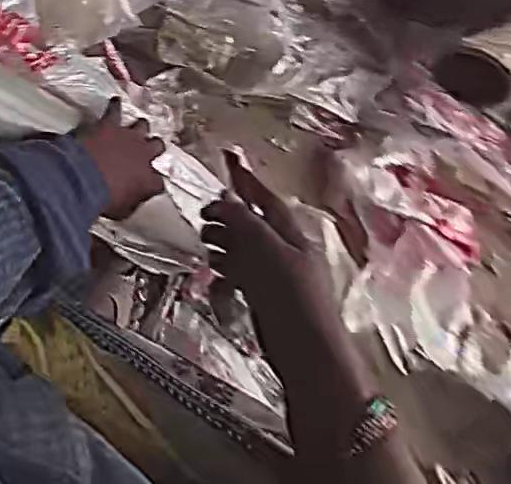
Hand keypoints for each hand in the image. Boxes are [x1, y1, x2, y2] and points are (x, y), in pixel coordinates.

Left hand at [73, 108, 164, 218]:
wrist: (83, 176)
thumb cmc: (102, 199)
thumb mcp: (122, 210)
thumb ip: (131, 202)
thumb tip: (131, 200)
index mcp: (149, 181)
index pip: (158, 181)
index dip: (152, 180)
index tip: (147, 181)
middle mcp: (144, 156)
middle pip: (157, 147)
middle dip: (153, 146)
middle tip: (147, 146)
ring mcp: (128, 137)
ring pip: (142, 126)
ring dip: (139, 126)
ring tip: (138, 124)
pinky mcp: (110, 124)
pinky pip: (115, 110)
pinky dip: (115, 106)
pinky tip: (115, 100)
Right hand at [201, 153, 366, 411]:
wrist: (307, 355)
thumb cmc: (292, 297)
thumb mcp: (266, 252)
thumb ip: (243, 222)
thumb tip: (224, 198)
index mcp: (291, 234)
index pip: (264, 197)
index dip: (245, 177)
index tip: (227, 155)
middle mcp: (282, 248)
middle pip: (247, 219)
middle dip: (223, 214)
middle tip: (203, 216)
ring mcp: (272, 271)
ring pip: (237, 243)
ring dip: (219, 241)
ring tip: (208, 247)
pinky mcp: (261, 292)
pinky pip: (235, 267)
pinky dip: (222, 265)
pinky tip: (214, 272)